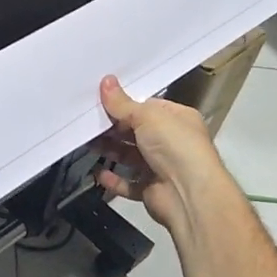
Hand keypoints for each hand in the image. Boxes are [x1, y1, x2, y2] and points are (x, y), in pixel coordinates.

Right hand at [93, 75, 231, 240]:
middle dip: (113, 128)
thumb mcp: (148, 117)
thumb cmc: (174, 146)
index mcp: (178, 119)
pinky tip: (99, 173)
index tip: (100, 100)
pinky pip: (129, 184)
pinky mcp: (152, 190)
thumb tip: (106, 82)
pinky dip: (114, 180)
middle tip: (87, 121)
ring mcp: (162, 168)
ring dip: (110, 150)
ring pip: (130, 156)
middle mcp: (172, 142)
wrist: (189, 194)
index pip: (149, 107)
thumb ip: (123, 104)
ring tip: (87, 142)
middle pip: (137, 132)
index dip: (125, 104)